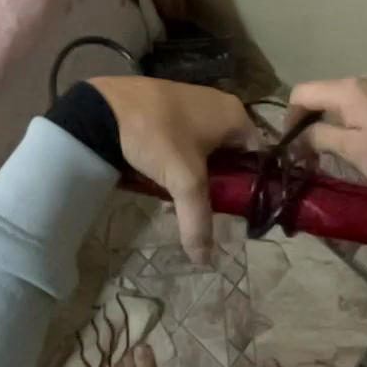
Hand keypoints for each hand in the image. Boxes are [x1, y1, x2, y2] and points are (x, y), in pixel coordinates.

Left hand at [88, 77, 260, 263]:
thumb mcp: (183, 179)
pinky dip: (180, 164)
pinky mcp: (170, 111)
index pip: (260, 156)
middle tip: (208, 211)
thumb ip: (198, 220)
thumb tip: (204, 260)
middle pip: (233, 156)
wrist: (106, 107)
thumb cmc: (158, 135)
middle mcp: (220, 106)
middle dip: (220, 185)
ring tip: (181, 202)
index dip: (254, 185)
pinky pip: (186, 144)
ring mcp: (194, 106)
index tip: (241, 212)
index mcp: (234, 114)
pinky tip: (164, 183)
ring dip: (197, 178)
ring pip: (207, 152)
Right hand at [288, 76, 366, 203]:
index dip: (289, 117)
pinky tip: (344, 144)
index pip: (302, 92)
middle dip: (305, 121)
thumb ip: (319, 137)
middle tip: (302, 154)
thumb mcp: (353, 151)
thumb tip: (296, 137)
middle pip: (318, 94)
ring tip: (321, 153)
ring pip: (335, 102)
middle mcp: (360, 81)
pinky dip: (342, 123)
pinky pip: (353, 106)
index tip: (288, 146)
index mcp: (349, 89)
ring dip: (324, 124)